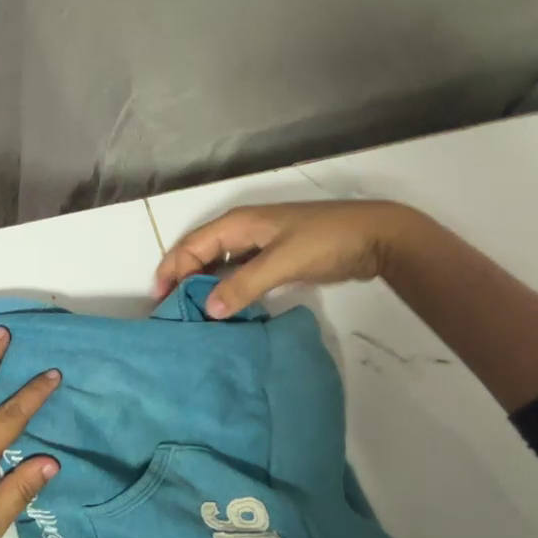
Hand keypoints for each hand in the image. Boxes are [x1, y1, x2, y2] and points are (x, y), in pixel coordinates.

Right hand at [152, 200, 430, 318]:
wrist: (377, 238)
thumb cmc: (326, 241)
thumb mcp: (281, 263)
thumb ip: (243, 286)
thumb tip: (207, 310)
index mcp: (238, 224)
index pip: (192, 246)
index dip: (172, 270)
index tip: (159, 299)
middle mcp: (242, 231)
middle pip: (201, 254)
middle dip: (181, 278)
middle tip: (169, 310)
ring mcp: (259, 245)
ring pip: (219, 265)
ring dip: (203, 285)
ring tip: (191, 313)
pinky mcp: (274, 260)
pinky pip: (238, 274)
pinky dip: (226, 290)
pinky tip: (223, 309)